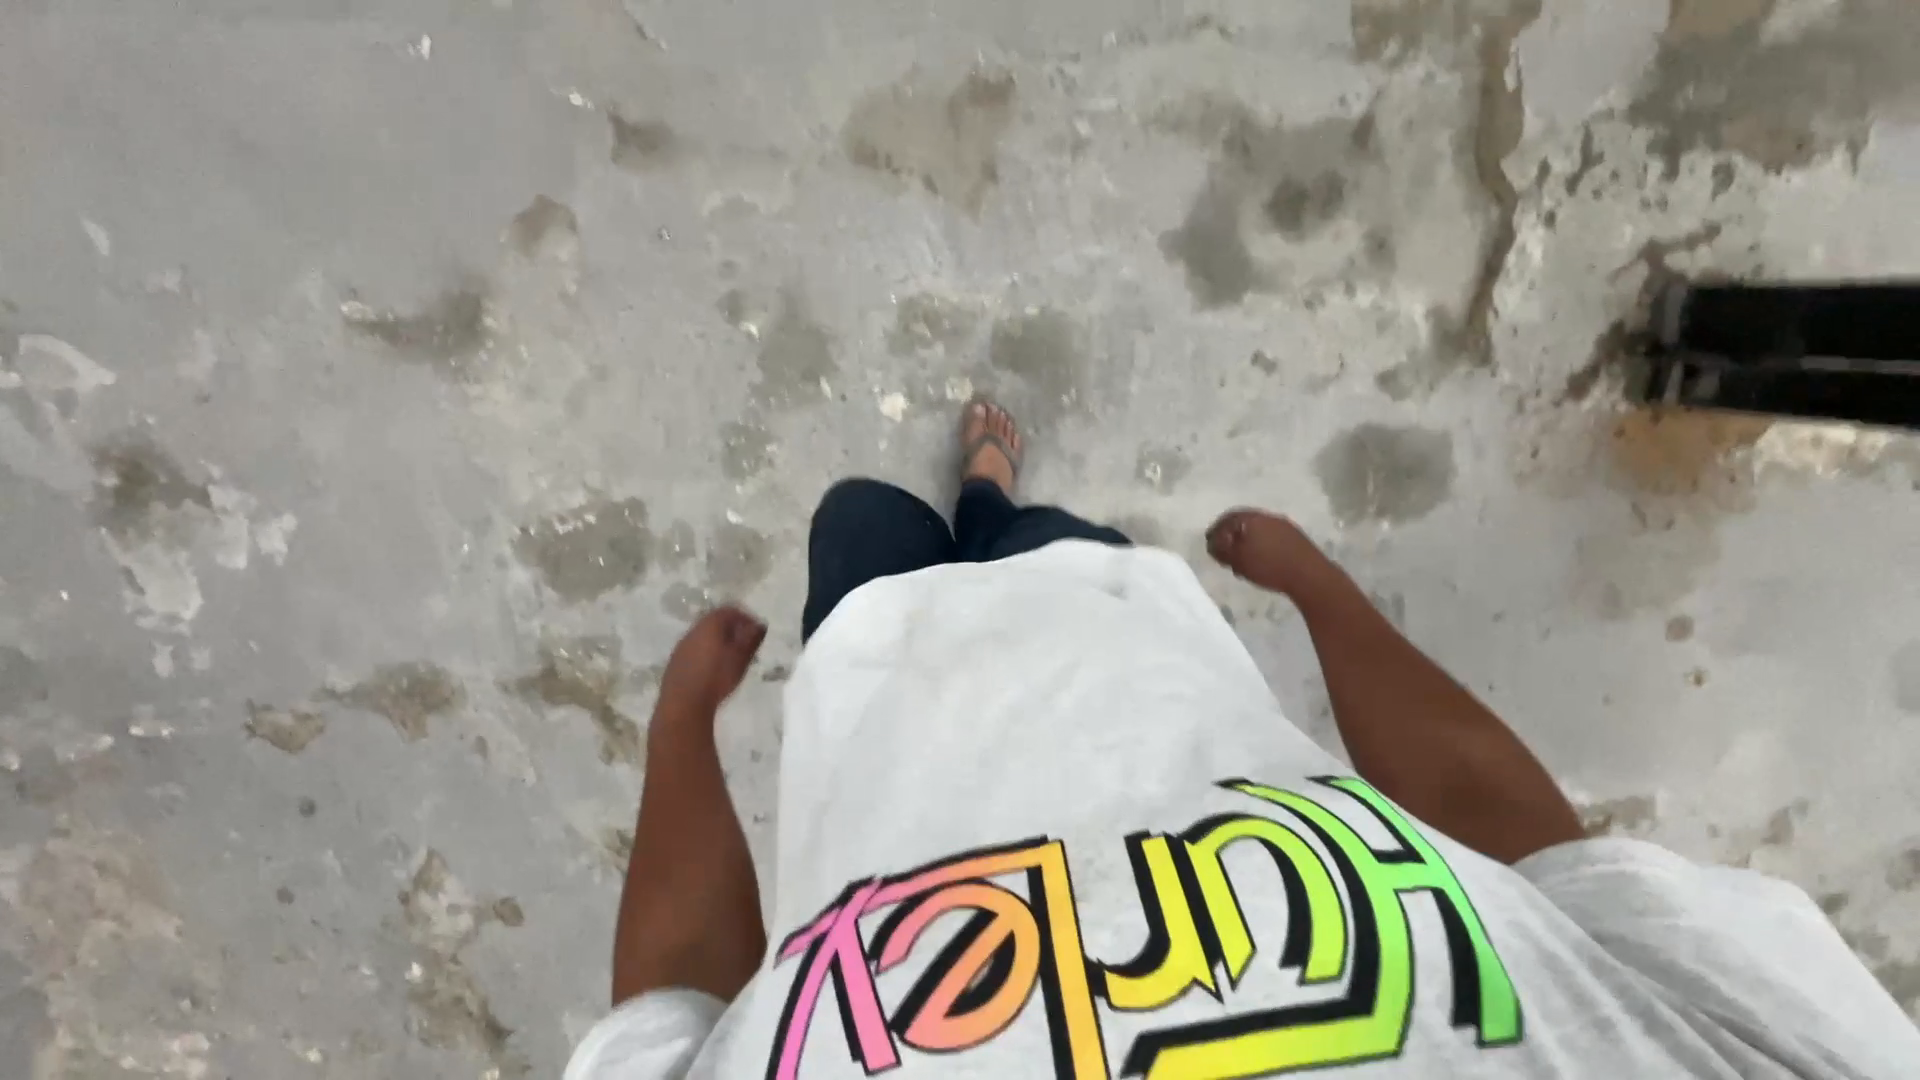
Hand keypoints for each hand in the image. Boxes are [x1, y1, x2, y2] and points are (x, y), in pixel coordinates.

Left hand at [659, 606, 766, 716]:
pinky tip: (713, 671)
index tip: (755, 631)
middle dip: (732, 630)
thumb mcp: (741, 657)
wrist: (684, 704)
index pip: (729, 610)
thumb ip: (751, 639)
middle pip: (714, 622)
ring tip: (731, 660)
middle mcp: (692, 631)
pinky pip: (694, 651)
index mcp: (710, 625)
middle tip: (745, 645)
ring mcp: (681, 647)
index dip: (745, 617)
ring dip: (718, 643)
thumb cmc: (717, 677)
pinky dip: (706, 655)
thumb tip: (759, 625)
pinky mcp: (674, 663)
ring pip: (703, 637)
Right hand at [1206, 509, 1327, 596]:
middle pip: (1243, 522)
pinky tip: (1261, 558)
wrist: (1309, 575)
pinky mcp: (1296, 536)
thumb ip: (1221, 550)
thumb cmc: (1268, 566)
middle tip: (1225, 549)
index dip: (1216, 530)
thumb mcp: (1237, 560)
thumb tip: (1212, 543)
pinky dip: (1261, 544)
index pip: (1227, 518)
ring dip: (1248, 539)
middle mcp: (1267, 516)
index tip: (1210, 543)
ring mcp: (1284, 525)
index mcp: (1251, 518)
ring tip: (1242, 556)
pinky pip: (1271, 536)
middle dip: (1232, 534)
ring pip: (1258, 529)